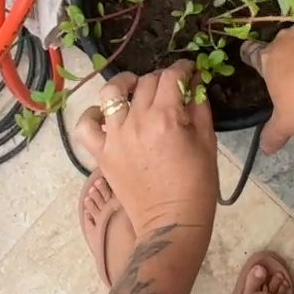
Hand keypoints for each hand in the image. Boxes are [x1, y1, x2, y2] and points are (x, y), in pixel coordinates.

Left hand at [76, 60, 218, 235]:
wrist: (171, 224)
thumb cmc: (197, 186)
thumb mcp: (207, 142)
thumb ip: (199, 107)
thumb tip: (194, 83)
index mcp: (167, 118)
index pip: (172, 76)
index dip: (183, 68)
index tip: (189, 71)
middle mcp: (137, 121)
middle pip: (146, 82)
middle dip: (162, 78)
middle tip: (172, 87)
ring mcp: (115, 137)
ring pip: (111, 93)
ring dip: (124, 84)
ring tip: (133, 87)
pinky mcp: (102, 153)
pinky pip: (86, 126)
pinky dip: (93, 114)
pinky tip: (106, 114)